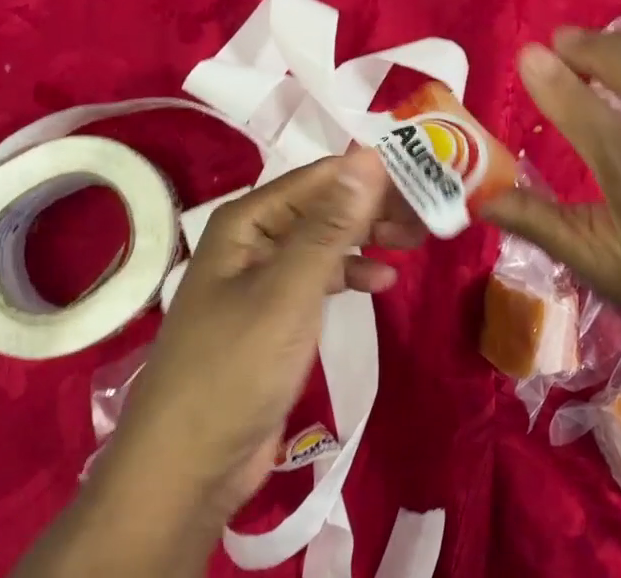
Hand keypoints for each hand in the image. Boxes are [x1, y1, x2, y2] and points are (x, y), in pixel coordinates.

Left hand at [97, 149, 419, 517]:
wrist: (189, 464)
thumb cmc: (236, 366)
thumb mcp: (289, 290)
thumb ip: (331, 225)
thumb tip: (368, 156)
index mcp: (247, 221)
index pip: (322, 177)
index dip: (373, 173)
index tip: (428, 173)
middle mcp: (252, 240)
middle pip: (324, 207)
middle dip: (375, 207)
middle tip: (431, 214)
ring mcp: (262, 280)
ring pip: (325, 242)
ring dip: (368, 239)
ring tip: (417, 242)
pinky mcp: (275, 318)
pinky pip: (320, 279)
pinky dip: (351, 275)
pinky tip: (382, 283)